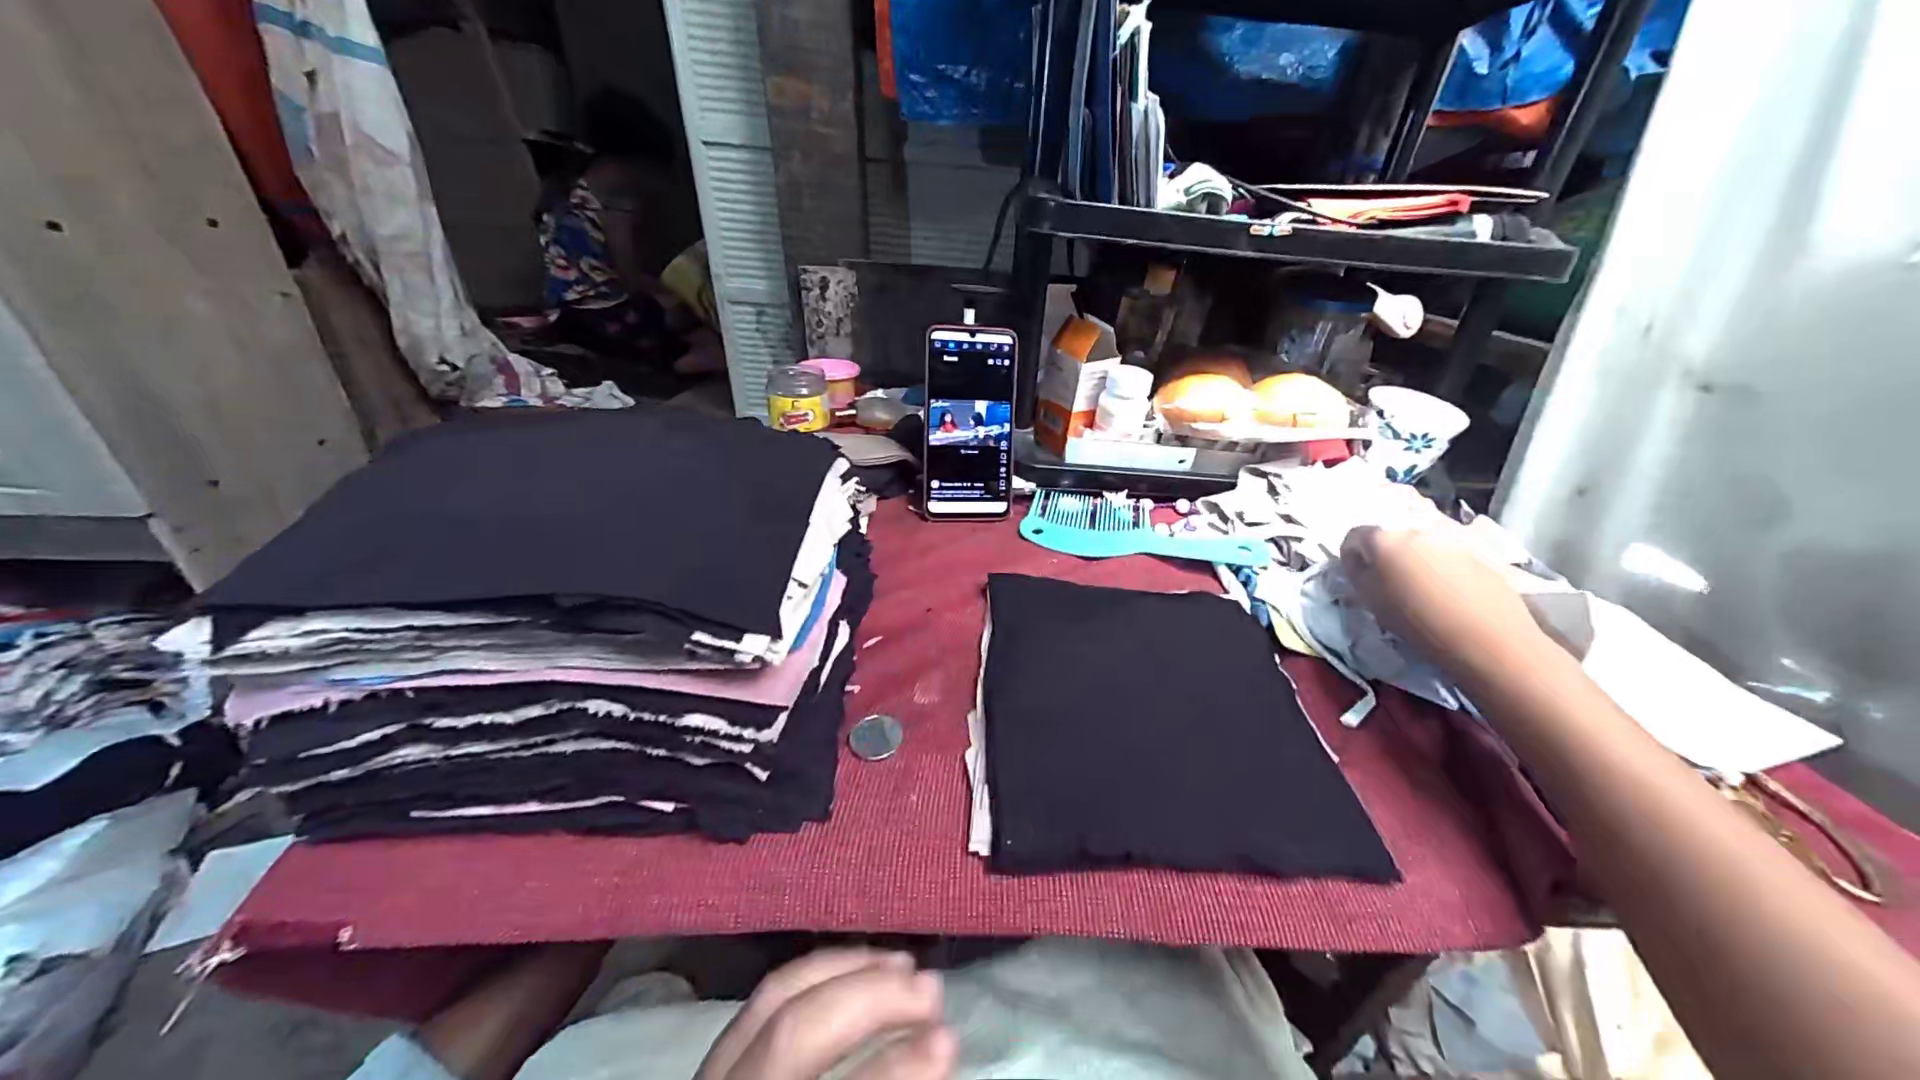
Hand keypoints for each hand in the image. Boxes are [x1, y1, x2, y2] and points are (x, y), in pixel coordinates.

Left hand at [696, 948, 955, 1079]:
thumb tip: (936, 1055)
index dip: (895, 1070)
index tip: (949, 1042)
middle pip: (794, 1032)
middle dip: (871, 999)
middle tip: (934, 990)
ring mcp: (713, 1079)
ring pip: (777, 996)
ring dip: (848, 971)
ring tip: (905, 966)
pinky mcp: (716, 1061)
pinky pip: (766, 996)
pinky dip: (820, 972)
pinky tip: (860, 968)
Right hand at [1340, 526, 1554, 684]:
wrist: (1487, 637)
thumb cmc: (1417, 620)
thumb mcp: (1370, 599)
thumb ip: (1357, 572)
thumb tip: (1357, 560)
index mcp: (1384, 538)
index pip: (1354, 535)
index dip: (1351, 555)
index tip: (1357, 575)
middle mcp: (1416, 528)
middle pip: (1390, 534)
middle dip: (1384, 552)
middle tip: (1387, 579)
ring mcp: (1450, 537)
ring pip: (1419, 541)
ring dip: (1412, 556)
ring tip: (1418, 584)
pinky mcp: (1478, 550)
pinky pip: (1445, 550)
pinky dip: (1438, 564)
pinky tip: (1444, 588)